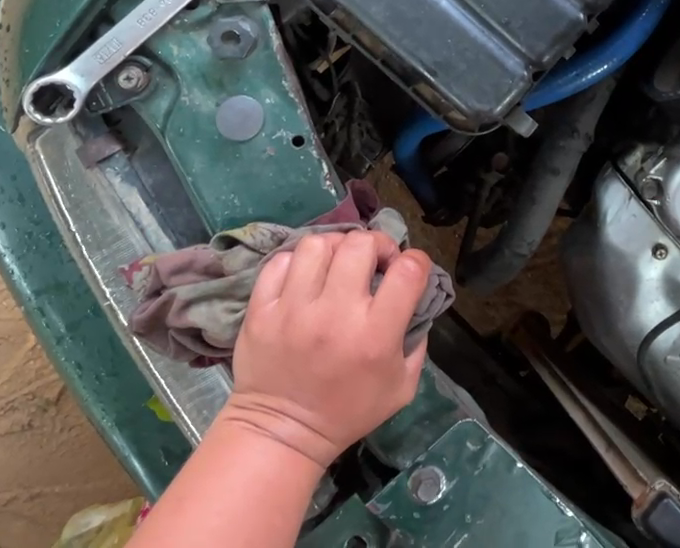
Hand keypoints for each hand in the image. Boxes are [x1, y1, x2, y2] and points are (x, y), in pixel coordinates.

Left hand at [220, 230, 432, 469]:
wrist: (280, 434)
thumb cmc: (347, 412)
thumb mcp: (402, 387)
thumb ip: (417, 341)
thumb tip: (417, 299)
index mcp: (375, 335)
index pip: (407, 270)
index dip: (415, 260)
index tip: (407, 269)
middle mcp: (335, 314)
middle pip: (360, 245)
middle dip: (376, 245)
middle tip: (373, 262)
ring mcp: (293, 310)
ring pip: (318, 245)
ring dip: (335, 248)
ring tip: (336, 265)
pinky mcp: (262, 310)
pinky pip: (280, 262)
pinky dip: (297, 262)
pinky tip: (306, 277)